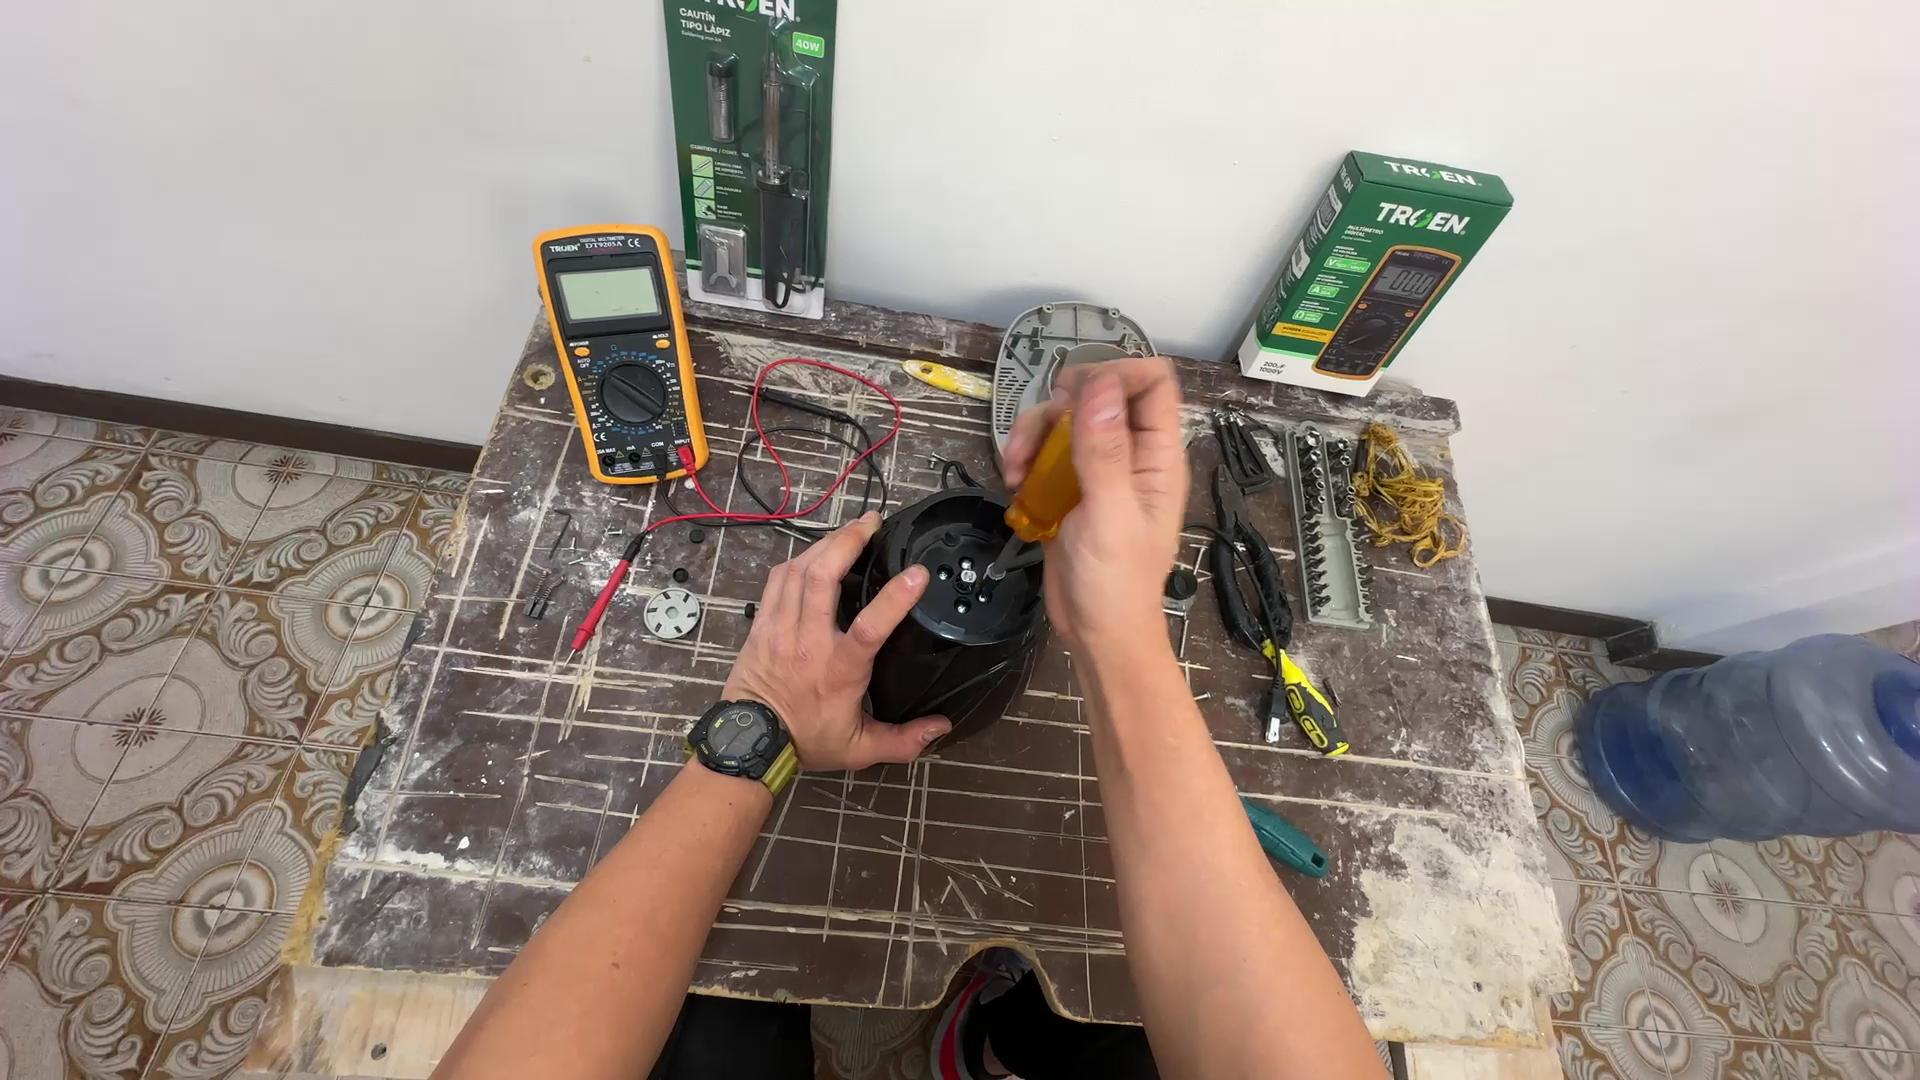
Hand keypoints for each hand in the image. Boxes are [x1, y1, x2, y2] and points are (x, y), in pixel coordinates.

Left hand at [723, 512, 951, 769]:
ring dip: (826, 543)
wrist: (749, 743)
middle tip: (873, 521)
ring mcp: (780, 627)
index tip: (918, 572)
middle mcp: (809, 640)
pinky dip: (799, 559)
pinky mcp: (762, 623)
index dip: (895, 597)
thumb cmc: (807, 741)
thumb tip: (944, 727)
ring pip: (799, 570)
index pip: (870, 627)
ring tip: (849, 529)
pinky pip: (778, 579)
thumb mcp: (860, 749)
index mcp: (839, 669)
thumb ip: (903, 741)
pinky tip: (814, 552)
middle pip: (823, 578)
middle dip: (849, 541)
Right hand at [1002, 356, 1187, 654]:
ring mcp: (1096, 470)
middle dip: (1060, 406)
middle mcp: (1130, 455)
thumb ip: (1104, 451)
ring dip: (1032, 435)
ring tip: (1015, 469)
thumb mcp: (1110, 516)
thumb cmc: (1116, 583)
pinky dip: (1024, 459)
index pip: (1151, 384)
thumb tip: (1099, 385)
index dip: (1116, 374)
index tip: (1075, 395)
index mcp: (1157, 456)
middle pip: (1097, 394)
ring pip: (1063, 421)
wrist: (1096, 631)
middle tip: (1036, 436)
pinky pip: (1044, 452)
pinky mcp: (1067, 487)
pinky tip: (1014, 483)